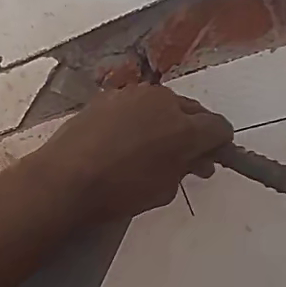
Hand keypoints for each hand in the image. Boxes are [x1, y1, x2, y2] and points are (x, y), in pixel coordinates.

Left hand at [36, 84, 232, 219]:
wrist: (65, 179)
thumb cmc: (119, 191)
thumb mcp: (164, 189)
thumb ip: (186, 169)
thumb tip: (197, 160)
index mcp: (185, 128)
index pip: (219, 128)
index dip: (220, 144)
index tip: (212, 157)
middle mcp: (164, 102)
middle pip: (193, 111)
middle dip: (195, 132)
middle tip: (187, 157)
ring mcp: (134, 94)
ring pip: (164, 105)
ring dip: (167, 122)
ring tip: (154, 148)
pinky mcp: (109, 96)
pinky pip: (136, 105)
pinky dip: (140, 119)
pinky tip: (127, 140)